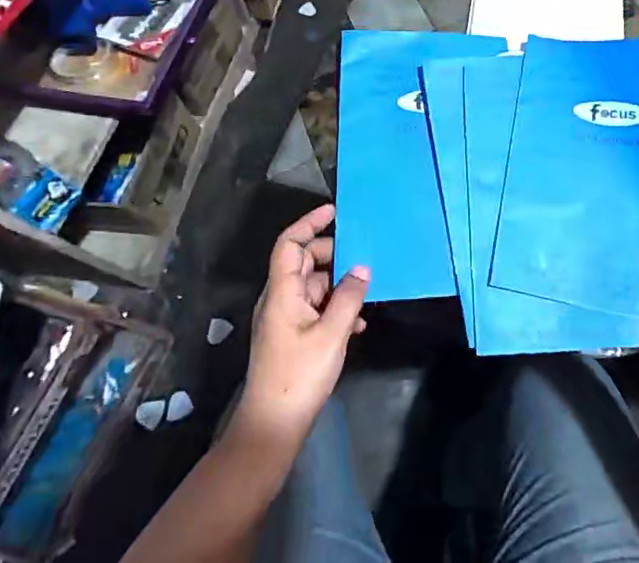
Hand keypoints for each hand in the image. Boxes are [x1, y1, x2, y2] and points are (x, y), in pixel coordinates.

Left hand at [234, 204, 369, 441]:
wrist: (273, 426)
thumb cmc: (299, 375)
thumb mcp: (332, 334)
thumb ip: (349, 297)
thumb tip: (362, 268)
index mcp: (281, 292)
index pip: (289, 244)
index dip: (309, 223)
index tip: (333, 211)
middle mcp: (279, 299)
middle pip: (303, 262)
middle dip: (331, 254)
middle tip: (361, 255)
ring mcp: (284, 318)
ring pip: (312, 286)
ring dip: (338, 284)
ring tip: (366, 291)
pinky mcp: (291, 337)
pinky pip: (314, 308)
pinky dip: (334, 307)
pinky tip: (357, 322)